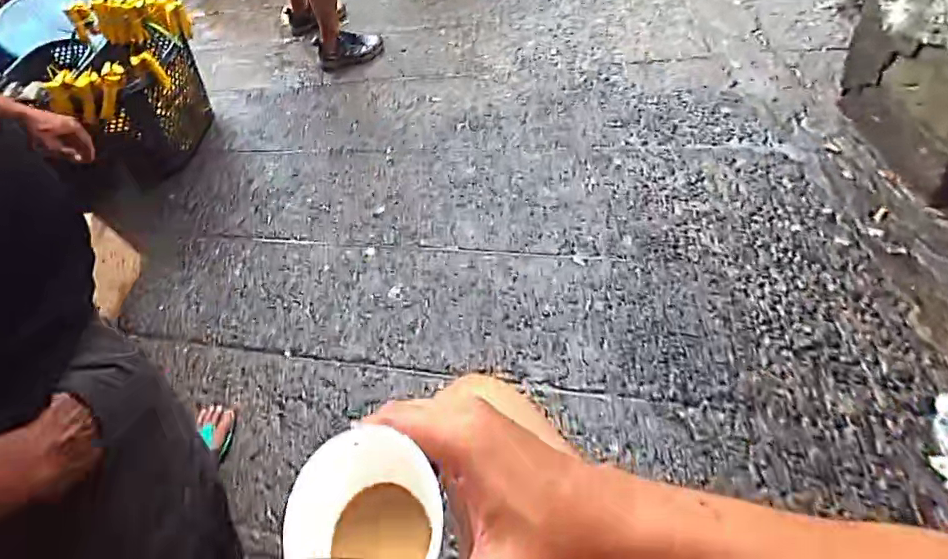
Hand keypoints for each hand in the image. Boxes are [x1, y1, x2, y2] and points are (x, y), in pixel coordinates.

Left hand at [18, 107, 95, 163]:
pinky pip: (73, 133)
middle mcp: (75, 123)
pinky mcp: (63, 122)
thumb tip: (77, 156)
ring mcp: (69, 121)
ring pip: (79, 135)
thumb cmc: (39, 131)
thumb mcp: (51, 144)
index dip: (89, 151)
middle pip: (84, 137)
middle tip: (86, 159)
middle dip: (86, 149)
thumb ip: (65, 151)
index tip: (90, 160)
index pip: (87, 140)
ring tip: (80, 155)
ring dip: (80, 145)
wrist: (28, 116)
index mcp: (74, 127)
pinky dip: (75, 141)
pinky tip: (72, 147)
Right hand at [367, 388, 594, 558]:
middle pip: (400, 418)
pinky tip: (425, 475)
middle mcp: (469, 404)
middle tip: (358, 488)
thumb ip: (430, 553)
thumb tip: (399, 552)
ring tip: (388, 485)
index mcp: (459, 428)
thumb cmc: (561, 536)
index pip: (386, 421)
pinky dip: (425, 441)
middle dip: (376, 451)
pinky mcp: (495, 414)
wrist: (609, 523)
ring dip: (401, 447)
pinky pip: (440, 418)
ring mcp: (484, 404)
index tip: (338, 471)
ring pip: (420, 417)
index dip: (357, 447)